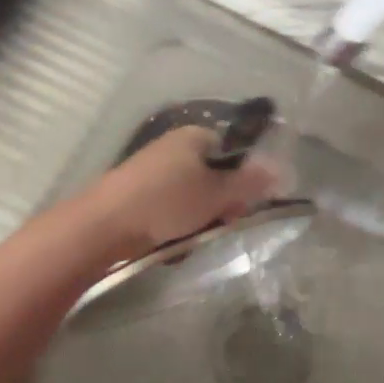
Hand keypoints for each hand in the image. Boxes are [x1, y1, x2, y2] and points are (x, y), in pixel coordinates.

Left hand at [76, 126, 277, 260]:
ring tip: (186, 241)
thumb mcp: (216, 194)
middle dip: (218, 208)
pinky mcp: (136, 196)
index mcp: (194, 137)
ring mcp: (152, 172)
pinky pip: (168, 213)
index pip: (234, 153)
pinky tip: (166, 246)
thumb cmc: (165, 202)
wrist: (101, 226)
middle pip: (213, 179)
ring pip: (192, 201)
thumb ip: (250, 182)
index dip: (243, 180)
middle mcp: (173, 148)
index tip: (239, 208)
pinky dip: (172, 229)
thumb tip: (282, 168)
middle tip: (214, 227)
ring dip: (195, 224)